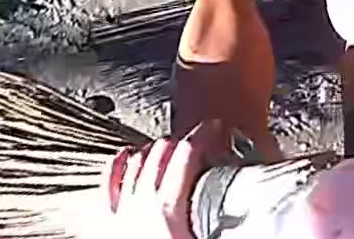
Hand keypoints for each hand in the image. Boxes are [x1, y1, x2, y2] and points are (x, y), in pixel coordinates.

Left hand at [104, 124, 218, 238]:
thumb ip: (224, 225)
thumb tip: (248, 208)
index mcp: (167, 208)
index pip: (188, 151)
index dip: (205, 134)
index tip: (218, 128)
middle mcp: (142, 201)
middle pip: (163, 149)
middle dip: (184, 140)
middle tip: (202, 145)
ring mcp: (121, 211)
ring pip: (138, 158)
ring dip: (157, 149)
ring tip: (174, 151)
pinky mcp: (105, 224)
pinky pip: (110, 181)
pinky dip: (121, 164)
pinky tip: (130, 156)